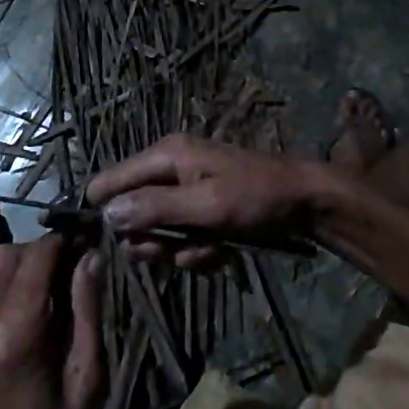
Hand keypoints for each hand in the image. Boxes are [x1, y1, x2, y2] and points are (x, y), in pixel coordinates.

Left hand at [0, 236, 103, 408]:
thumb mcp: (87, 380)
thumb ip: (87, 312)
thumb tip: (91, 257)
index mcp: (15, 332)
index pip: (36, 256)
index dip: (64, 239)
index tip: (88, 236)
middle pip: (5, 256)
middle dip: (40, 250)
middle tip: (73, 265)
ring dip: (22, 268)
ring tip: (56, 289)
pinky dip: (7, 290)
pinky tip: (34, 316)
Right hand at [85, 135, 317, 267]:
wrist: (305, 203)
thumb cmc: (255, 196)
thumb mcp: (206, 205)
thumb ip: (155, 208)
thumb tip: (106, 212)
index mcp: (166, 156)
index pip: (112, 179)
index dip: (104, 210)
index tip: (108, 242)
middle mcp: (169, 170)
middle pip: (133, 213)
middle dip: (153, 240)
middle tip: (171, 252)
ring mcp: (186, 191)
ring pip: (159, 232)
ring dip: (181, 249)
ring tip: (210, 250)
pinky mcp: (201, 210)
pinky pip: (182, 237)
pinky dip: (199, 250)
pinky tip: (221, 252)